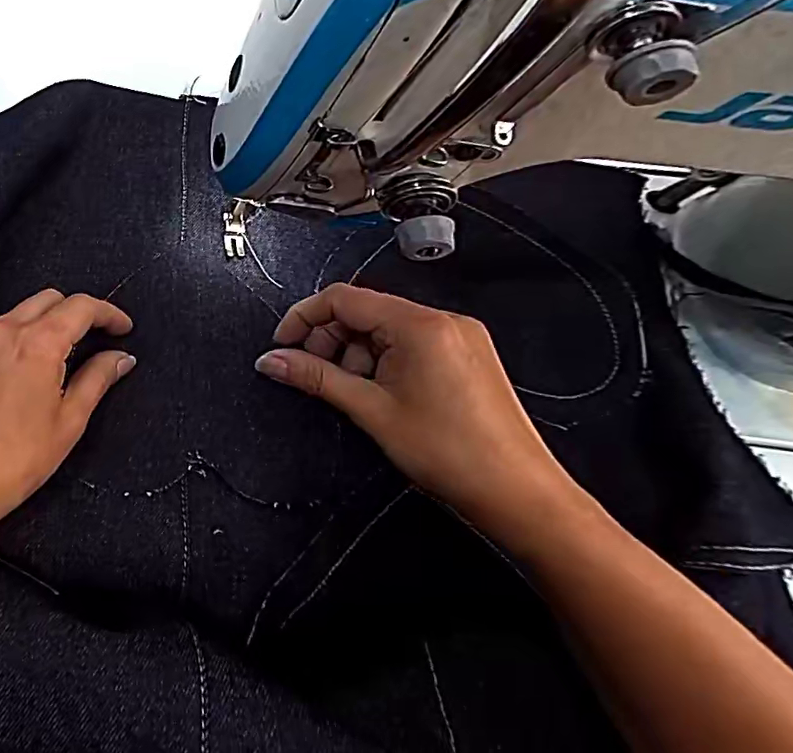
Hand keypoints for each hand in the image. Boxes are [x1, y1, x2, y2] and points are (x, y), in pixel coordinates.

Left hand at [0, 289, 134, 539]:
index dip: (109, 313)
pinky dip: (29, 331)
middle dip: (81, 312)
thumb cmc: (14, 460)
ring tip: (71, 351)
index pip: (81, 307)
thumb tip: (121, 358)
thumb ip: (98, 378)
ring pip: (27, 309)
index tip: (124, 328)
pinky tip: (39, 362)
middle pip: (53, 299)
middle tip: (101, 337)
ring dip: (53, 319)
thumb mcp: (69, 420)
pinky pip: (6, 326)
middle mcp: (6, 330)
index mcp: (36, 344)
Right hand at [255, 283, 575, 530]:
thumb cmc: (455, 456)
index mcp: (419, 324)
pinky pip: (411, 342)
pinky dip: (385, 361)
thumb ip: (317, 378)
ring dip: (359, 355)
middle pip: (365, 311)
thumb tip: (272, 361)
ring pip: (387, 329)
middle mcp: (442, 320)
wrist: (519, 494)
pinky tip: (381, 393)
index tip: (283, 344)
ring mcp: (458, 335)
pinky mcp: (466, 353)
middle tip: (314, 374)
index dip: (305, 318)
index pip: (344, 298)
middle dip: (332, 340)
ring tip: (357, 395)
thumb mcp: (372, 411)